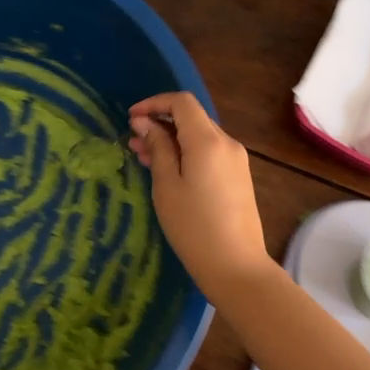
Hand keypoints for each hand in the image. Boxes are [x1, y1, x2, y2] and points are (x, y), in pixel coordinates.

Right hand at [128, 92, 273, 295]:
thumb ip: (157, 149)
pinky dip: (186, 153)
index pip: (182, 102)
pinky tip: (167, 171)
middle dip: (161, 123)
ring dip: (172, 140)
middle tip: (132, 142)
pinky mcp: (238, 177)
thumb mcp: (167, 186)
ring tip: (142, 157)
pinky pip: (209, 153)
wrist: (236, 267)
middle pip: (192, 118)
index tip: (131, 118)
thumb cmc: (194, 227)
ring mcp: (236, 160)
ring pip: (200, 136)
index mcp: (208, 140)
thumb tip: (145, 123)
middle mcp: (227, 143)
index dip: (154, 103)